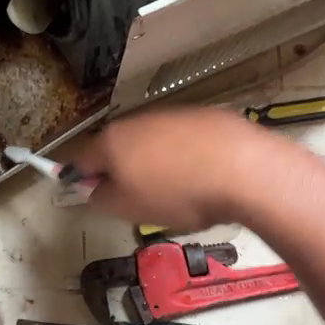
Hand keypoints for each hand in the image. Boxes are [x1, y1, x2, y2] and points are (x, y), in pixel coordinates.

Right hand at [72, 107, 292, 230]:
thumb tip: (93, 189)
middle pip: (116, 147)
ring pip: (150, 141)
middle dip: (121, 169)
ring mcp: (169, 115)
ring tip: (176, 190)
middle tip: (136, 198)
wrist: (244, 168)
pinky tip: (203, 175)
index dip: (80, 178)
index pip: (80, 159)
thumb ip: (101, 198)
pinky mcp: (202, 116)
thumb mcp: (130, 209)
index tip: (90, 194)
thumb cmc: (178, 193)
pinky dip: (184, 155)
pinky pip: (182, 139)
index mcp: (110, 143)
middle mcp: (134, 122)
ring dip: (153, 161)